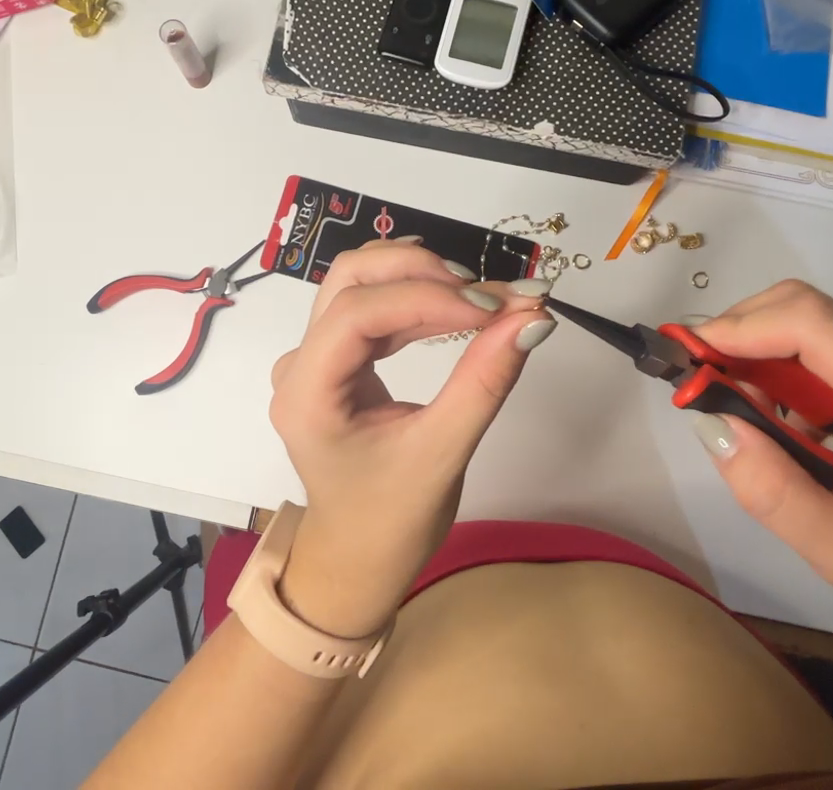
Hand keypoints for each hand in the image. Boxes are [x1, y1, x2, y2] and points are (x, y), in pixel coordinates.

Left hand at [267, 239, 554, 637]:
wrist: (359, 557)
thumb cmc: (393, 521)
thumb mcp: (444, 453)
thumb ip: (484, 382)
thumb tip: (533, 319)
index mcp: (306, 395)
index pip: (357, 314)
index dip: (427, 298)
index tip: (495, 308)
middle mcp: (299, 365)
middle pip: (351, 280)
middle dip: (423, 275)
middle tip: (491, 296)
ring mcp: (313, 358)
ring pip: (362, 284)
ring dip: (424, 281)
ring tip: (487, 300)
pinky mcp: (337, 359)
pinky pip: (374, 309)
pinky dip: (420, 301)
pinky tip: (462, 308)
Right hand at [690, 281, 832, 671]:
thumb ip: (771, 490)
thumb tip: (711, 424)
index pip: (814, 324)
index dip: (741, 327)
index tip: (688, 358)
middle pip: (815, 309)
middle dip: (743, 329)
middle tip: (699, 378)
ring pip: (824, 326)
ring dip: (763, 347)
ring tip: (727, 399)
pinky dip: (789, 367)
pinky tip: (777, 419)